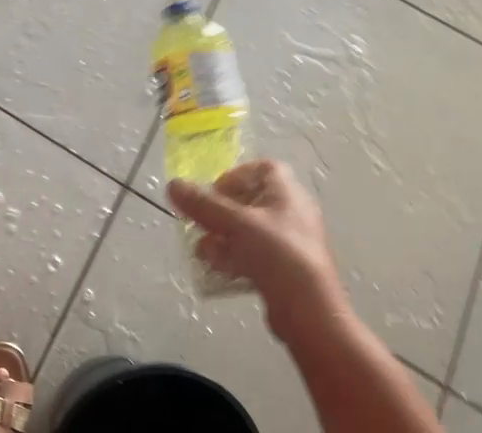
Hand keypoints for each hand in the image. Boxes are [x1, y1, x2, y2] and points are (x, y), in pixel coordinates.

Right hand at [167, 160, 344, 342]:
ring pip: (249, 230)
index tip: (213, 192)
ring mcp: (290, 243)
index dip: (235, 176)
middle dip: (220, 212)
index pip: (261, 169)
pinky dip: (234, 257)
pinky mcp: (286, 269)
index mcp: (288, 192)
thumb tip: (172, 185)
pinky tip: (218, 269)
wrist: (309, 312)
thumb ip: (202, 205)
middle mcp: (292, 212)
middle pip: (250, 201)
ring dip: (222, 237)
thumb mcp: (235, 224)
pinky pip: (255, 254)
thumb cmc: (276, 254)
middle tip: (201, 223)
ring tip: (204, 251)